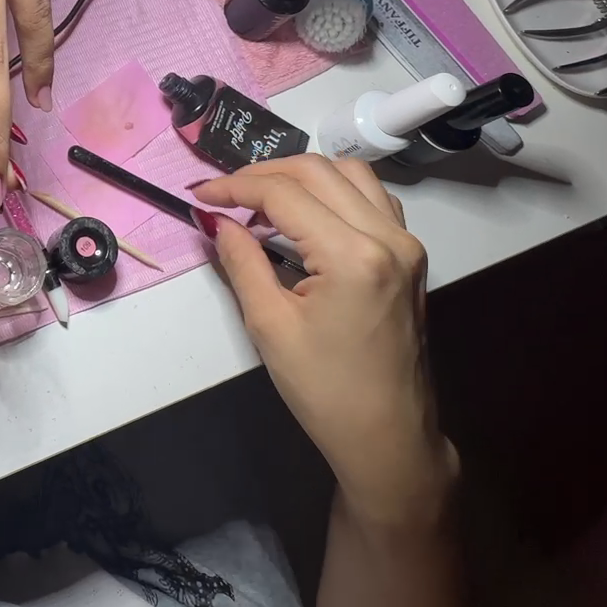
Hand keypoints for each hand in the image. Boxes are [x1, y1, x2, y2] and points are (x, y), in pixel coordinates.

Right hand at [192, 155, 455, 527]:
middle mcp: (387, 237)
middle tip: (223, 196)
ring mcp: (405, 243)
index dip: (233, 187)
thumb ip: (240, 260)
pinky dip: (331, 189)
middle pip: (317, 170)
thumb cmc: (323, 389)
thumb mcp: (268, 324)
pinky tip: (303, 212)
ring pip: (348, 173)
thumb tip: (215, 219)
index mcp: (352, 256)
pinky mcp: (408, 254)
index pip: (283, 193)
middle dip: (262, 173)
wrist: (388, 436)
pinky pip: (370, 196)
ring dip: (298, 175)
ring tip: (259, 200)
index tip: (198, 197)